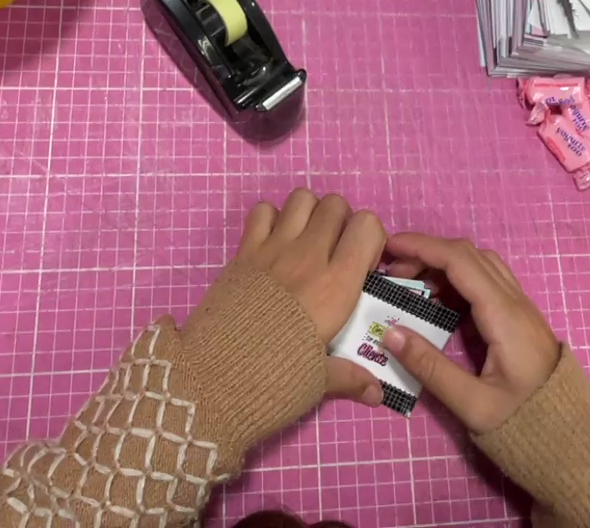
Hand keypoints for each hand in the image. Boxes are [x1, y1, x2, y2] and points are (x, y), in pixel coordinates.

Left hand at [235, 189, 386, 405]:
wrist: (214, 379)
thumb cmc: (272, 381)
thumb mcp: (317, 382)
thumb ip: (348, 377)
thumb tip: (375, 393)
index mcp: (337, 285)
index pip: (367, 226)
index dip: (370, 238)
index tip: (363, 265)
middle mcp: (309, 256)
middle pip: (334, 204)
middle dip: (340, 222)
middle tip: (334, 252)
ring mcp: (274, 249)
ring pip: (301, 198)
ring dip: (309, 213)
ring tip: (306, 241)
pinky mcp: (245, 250)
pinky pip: (262, 210)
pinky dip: (270, 219)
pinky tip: (273, 244)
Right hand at [381, 234, 559, 432]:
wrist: (578, 449)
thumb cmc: (527, 428)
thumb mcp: (474, 406)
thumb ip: (431, 368)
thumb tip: (389, 332)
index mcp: (504, 315)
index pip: (459, 260)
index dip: (422, 247)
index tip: (389, 247)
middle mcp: (515, 302)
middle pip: (468, 254)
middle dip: (427, 253)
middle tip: (393, 273)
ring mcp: (521, 309)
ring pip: (480, 264)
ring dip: (444, 263)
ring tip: (413, 285)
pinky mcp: (521, 320)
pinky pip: (488, 281)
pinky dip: (458, 279)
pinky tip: (440, 302)